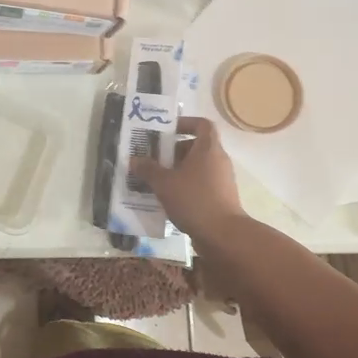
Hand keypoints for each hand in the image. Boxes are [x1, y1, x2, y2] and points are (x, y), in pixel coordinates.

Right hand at [131, 117, 247, 241]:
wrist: (223, 235)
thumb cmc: (194, 200)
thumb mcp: (164, 183)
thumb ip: (148, 169)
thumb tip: (134, 159)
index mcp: (208, 148)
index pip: (202, 124)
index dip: (186, 123)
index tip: (168, 131)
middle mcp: (218, 160)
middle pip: (197, 147)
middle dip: (174, 152)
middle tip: (155, 160)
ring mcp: (222, 180)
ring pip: (198, 168)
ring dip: (178, 171)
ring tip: (157, 181)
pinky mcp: (221, 198)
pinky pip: (201, 184)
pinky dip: (186, 187)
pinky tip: (169, 199)